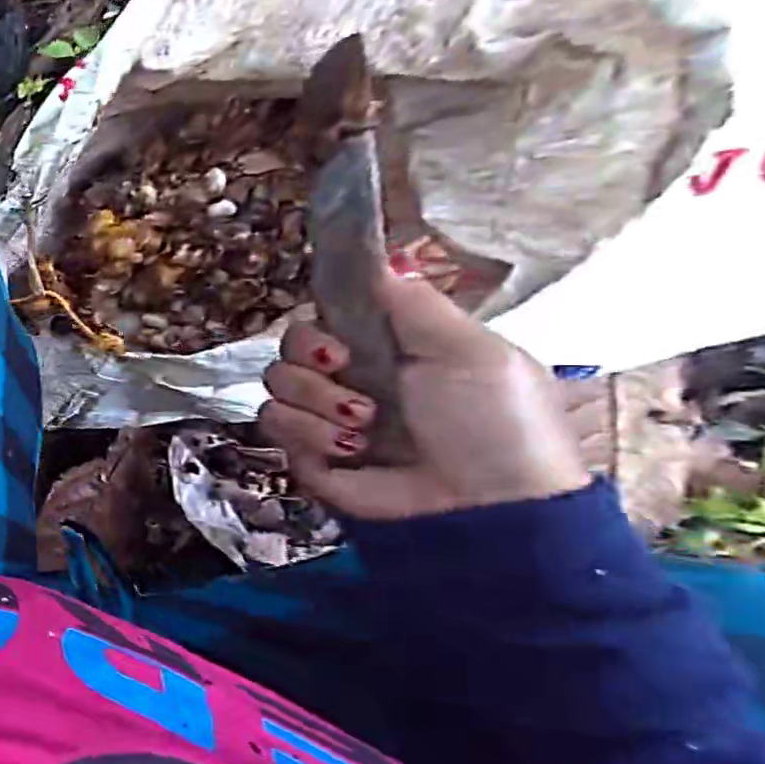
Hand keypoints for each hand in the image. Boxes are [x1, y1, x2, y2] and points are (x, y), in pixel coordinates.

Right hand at [258, 268, 590, 520]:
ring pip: (275, 382)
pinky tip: (347, 449)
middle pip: (290, 344)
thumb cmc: (492, 423)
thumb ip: (416, 303)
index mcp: (386, 349)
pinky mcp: (304, 451)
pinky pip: (272, 421)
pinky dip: (307, 433)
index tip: (342, 335)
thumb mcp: (471, 351)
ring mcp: (323, 416)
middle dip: (312, 357)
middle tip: (346, 370)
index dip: (322, 319)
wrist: (484, 508)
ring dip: (317, 400)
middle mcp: (348, 378)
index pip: (325, 315)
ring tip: (363, 425)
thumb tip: (380, 254)